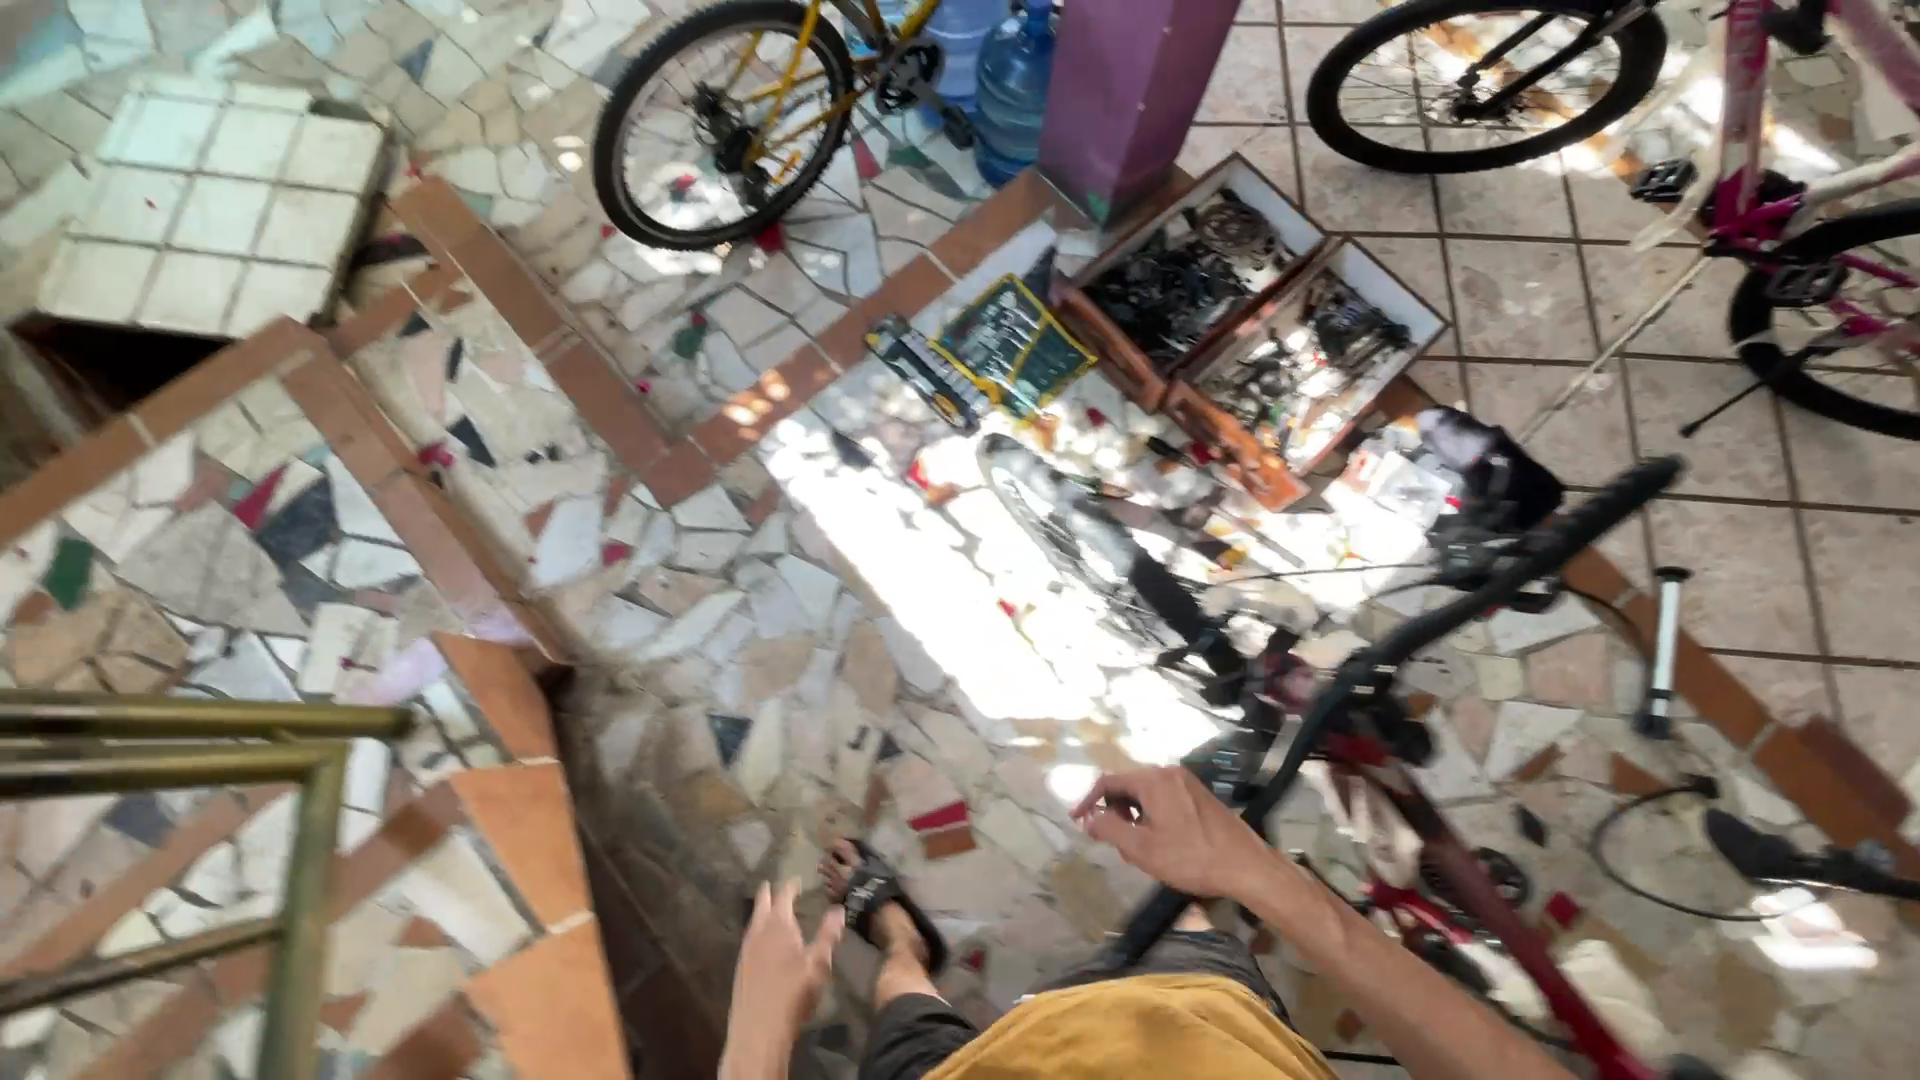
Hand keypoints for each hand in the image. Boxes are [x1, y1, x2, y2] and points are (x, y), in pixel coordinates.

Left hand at [723, 881, 844, 1076]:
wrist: (758, 1029)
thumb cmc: (793, 992)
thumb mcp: (819, 963)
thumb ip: (829, 934)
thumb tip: (839, 909)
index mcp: (779, 924)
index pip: (784, 896)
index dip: (790, 886)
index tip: (796, 879)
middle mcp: (759, 931)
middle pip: (762, 904)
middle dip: (768, 893)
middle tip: (772, 884)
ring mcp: (747, 950)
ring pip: (753, 922)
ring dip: (761, 912)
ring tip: (768, 909)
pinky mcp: (741, 968)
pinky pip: (749, 938)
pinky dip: (756, 930)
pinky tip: (761, 941)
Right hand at [1071, 766, 1275, 899]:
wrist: (1247, 868)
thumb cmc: (1191, 858)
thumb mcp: (1142, 848)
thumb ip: (1109, 829)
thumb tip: (1089, 818)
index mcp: (1153, 780)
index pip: (1108, 782)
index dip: (1088, 801)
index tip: (1077, 821)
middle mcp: (1169, 773)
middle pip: (1128, 786)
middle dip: (1114, 813)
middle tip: (1115, 844)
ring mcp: (1187, 783)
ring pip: (1146, 795)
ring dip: (1134, 818)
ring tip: (1139, 850)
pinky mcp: (1199, 796)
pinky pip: (1164, 799)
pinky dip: (1152, 817)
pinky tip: (1160, 844)